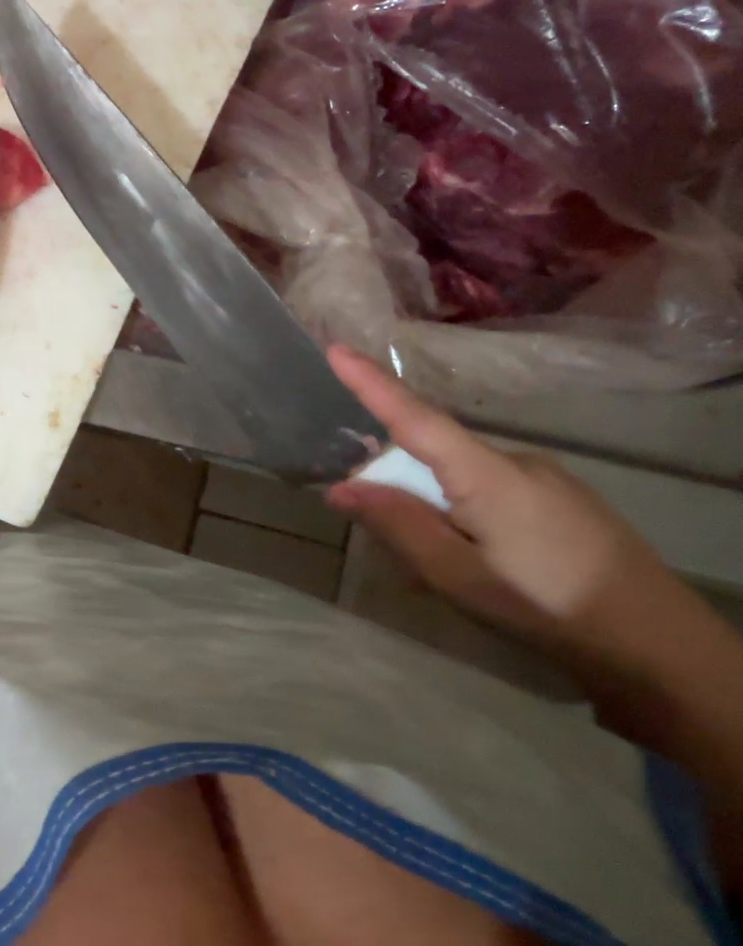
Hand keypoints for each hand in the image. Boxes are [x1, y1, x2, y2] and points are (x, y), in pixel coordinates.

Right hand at [323, 346, 686, 647]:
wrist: (660, 646)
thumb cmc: (545, 607)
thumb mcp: (455, 575)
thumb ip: (397, 524)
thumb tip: (341, 487)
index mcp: (489, 476)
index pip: (416, 419)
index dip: (372, 384)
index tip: (336, 350)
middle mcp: (519, 463)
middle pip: (431, 457)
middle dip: (397, 491)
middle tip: (397, 554)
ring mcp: (548, 481)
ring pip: (459, 482)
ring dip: (432, 515)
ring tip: (440, 575)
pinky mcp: (565, 503)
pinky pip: (490, 495)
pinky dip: (464, 521)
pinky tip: (478, 567)